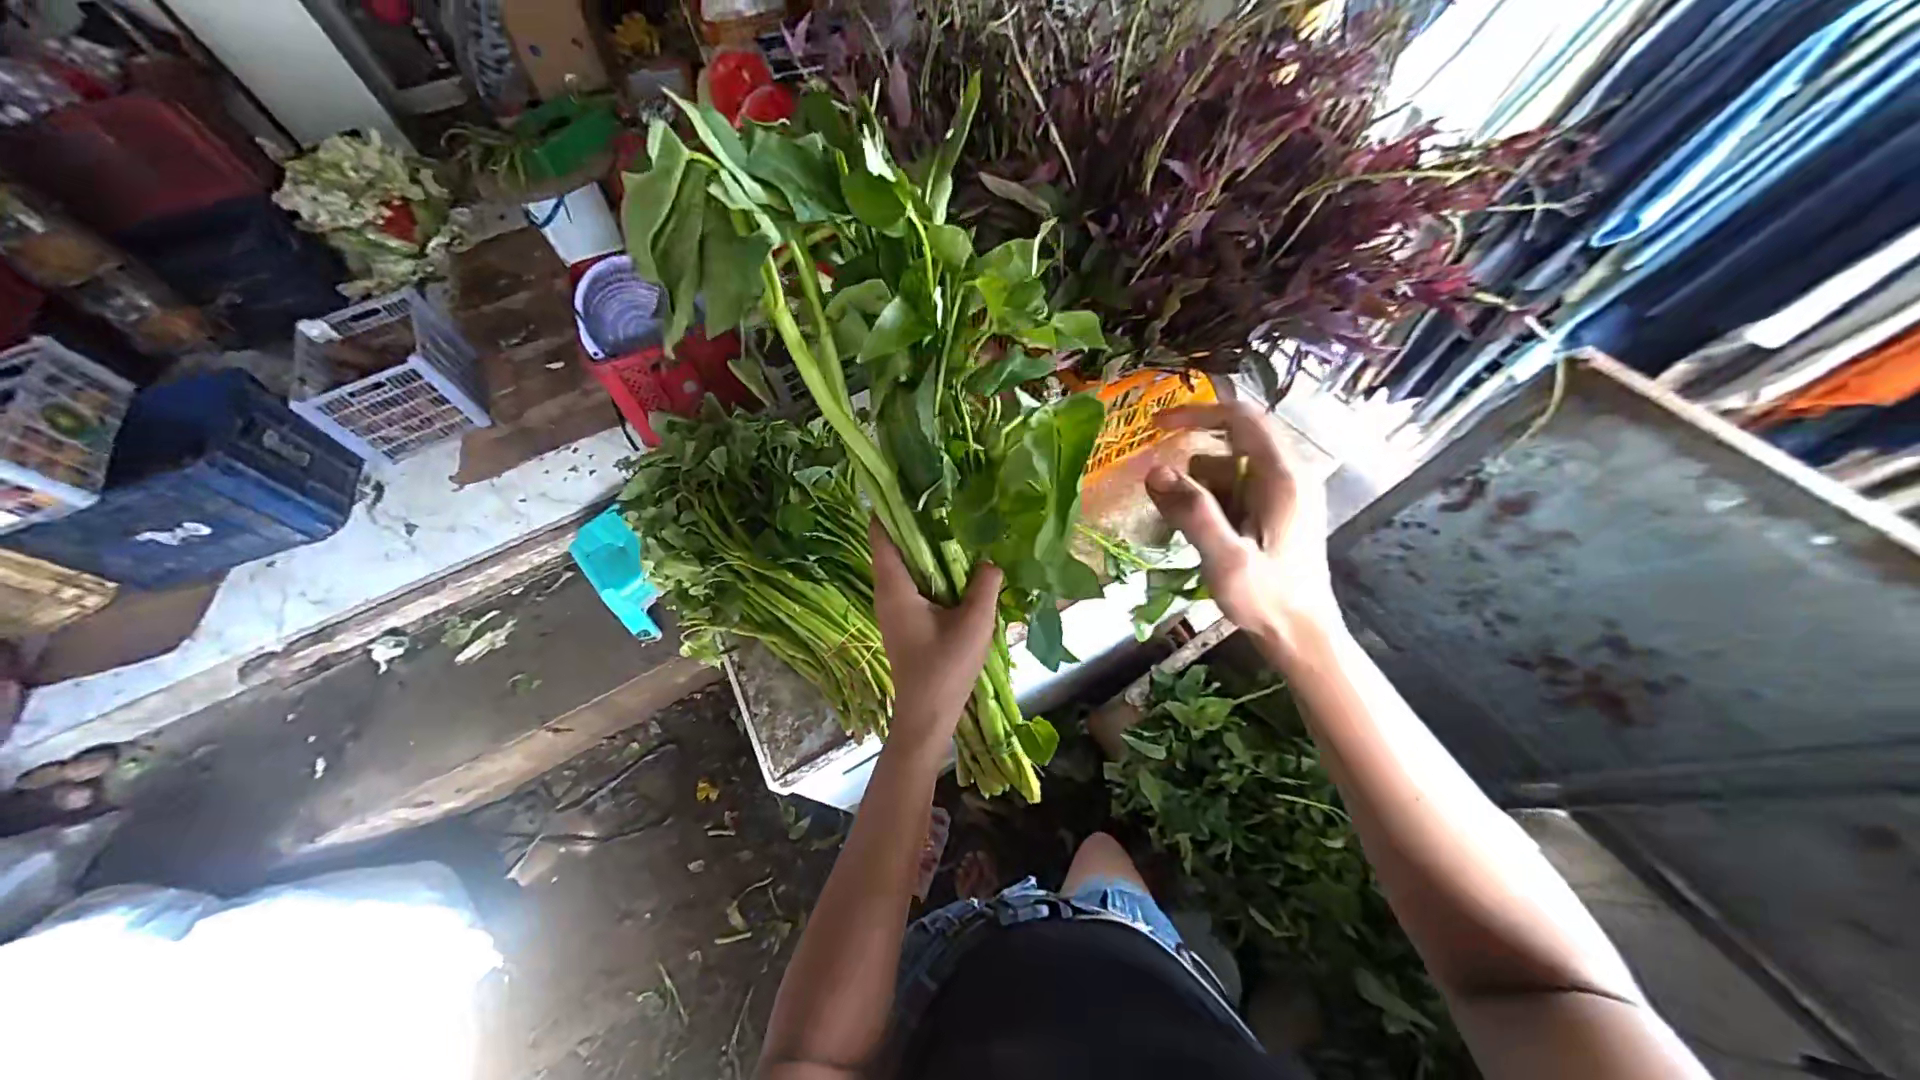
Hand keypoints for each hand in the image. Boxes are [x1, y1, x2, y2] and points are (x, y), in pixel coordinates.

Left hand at [869, 518, 1002, 757]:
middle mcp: (887, 592)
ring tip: (955, 521)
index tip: (911, 481)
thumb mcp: (974, 622)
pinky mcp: (906, 619)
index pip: (881, 533)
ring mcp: (894, 607)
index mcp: (894, 586)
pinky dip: (930, 567)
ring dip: (925, 545)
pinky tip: (957, 565)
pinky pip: (913, 581)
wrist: (927, 715)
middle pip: (893, 544)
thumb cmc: (945, 668)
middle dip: (914, 520)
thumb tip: (993, 558)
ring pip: (905, 564)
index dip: (889, 505)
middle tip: (945, 495)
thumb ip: (985, 584)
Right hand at [1145, 401, 1341, 662]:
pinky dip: (1214, 504)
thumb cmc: (1268, 599)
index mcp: (1283, 477)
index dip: (1197, 413)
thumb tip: (1155, 471)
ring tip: (1198, 537)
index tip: (1155, 425)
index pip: (1241, 418)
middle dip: (1196, 469)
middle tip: (1170, 503)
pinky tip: (1209, 539)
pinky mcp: (1277, 512)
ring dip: (1203, 492)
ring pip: (1230, 470)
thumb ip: (1192, 512)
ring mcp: (1285, 494)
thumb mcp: (1225, 558)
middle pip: (1231, 444)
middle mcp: (1289, 476)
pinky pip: (1236, 491)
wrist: (1303, 636)